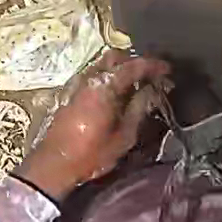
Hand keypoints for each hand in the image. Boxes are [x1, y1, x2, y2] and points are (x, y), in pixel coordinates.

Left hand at [16, 50, 170, 201]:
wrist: (54, 164)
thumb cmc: (90, 154)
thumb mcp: (123, 136)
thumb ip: (138, 109)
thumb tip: (151, 90)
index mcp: (104, 86)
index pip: (134, 65)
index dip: (153, 65)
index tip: (168, 70)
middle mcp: (89, 78)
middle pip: (115, 57)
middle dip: (135, 62)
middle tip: (151, 76)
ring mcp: (76, 83)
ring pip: (102, 64)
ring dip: (120, 69)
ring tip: (135, 84)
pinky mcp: (69, 92)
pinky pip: (92, 74)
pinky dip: (107, 76)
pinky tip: (115, 93)